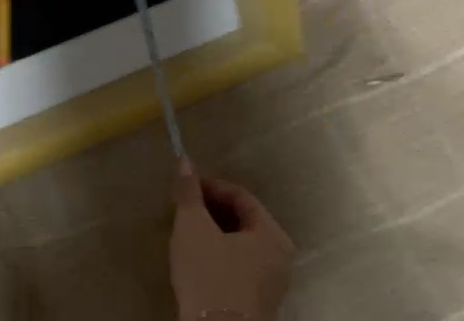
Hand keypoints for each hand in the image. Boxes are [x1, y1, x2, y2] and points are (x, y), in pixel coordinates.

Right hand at [170, 160, 293, 320]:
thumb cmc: (209, 275)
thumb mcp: (192, 226)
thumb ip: (189, 191)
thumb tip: (185, 160)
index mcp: (272, 234)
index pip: (241, 196)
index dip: (210, 186)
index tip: (184, 186)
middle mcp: (280, 257)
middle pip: (243, 219)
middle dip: (211, 209)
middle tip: (184, 207)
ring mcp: (272, 283)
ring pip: (240, 243)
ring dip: (214, 231)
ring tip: (186, 230)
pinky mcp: (258, 302)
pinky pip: (240, 264)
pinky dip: (220, 253)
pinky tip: (198, 258)